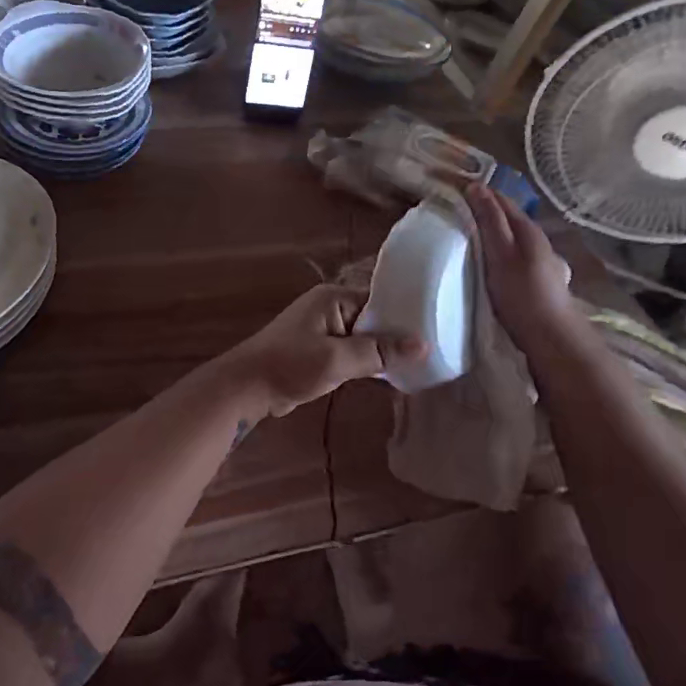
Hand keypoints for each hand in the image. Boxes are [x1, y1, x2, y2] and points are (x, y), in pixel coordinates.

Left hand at [208, 285, 424, 419]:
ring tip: (421, 366)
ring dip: (383, 353)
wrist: (247, 387)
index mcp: (333, 298)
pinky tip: (393, 377)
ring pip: (364, 338)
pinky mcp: (320, 351)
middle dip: (397, 337)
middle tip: (436, 353)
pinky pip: (352, 353)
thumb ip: (378, 351)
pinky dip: (368, 363)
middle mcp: (330, 308)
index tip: (438, 330)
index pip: (380, 300)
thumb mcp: (337, 359)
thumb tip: (422, 344)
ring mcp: (324, 330)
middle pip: (374, 319)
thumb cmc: (289, 365)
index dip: (406, 316)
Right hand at [465, 182, 585, 356]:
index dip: (477, 191)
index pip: (500, 199)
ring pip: (509, 235)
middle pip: (506, 216)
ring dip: (488, 229)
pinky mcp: (535, 278)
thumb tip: (476, 185)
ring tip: (463, 231)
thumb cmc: (522, 293)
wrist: (551, 337)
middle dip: (481, 208)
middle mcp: (537, 240)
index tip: (449, 189)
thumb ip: (489, 221)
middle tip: (450, 208)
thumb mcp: (500, 254)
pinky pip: (510, 252)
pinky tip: (485, 258)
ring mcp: (539, 260)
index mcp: (528, 229)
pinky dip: (495, 247)